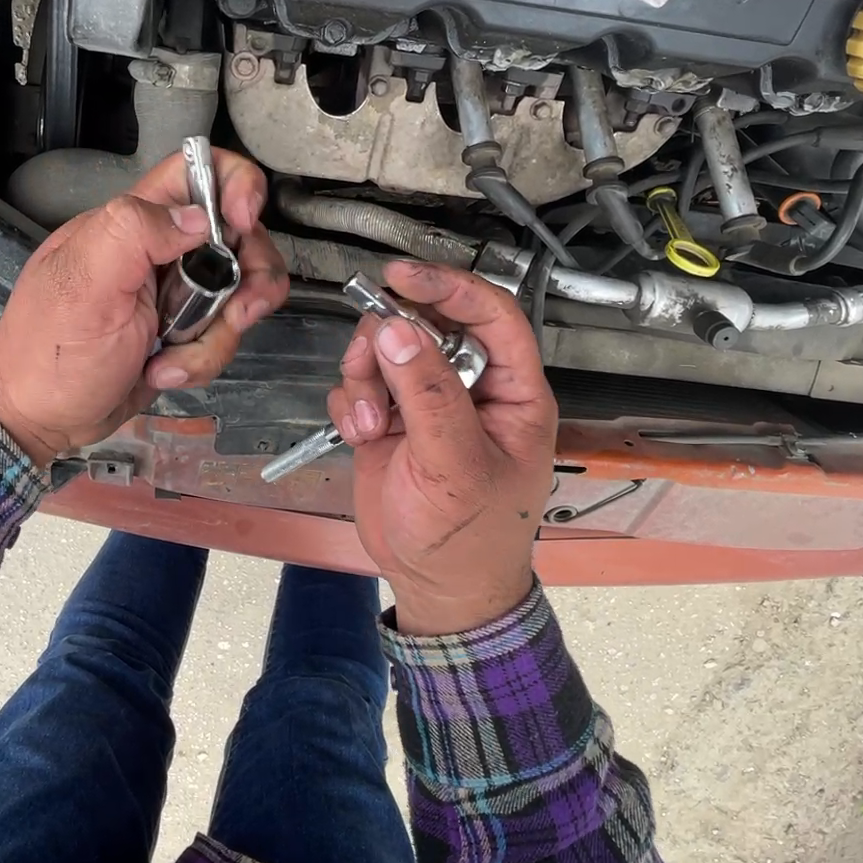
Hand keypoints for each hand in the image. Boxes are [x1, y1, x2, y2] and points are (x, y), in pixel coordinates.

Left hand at [0, 147, 287, 465]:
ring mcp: (179, 295)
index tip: (243, 223)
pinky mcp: (186, 334)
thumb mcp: (85, 284)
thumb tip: (198, 218)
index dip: (235, 183)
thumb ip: (134, 232)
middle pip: (239, 238)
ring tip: (177, 359)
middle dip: (250, 278)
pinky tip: (162, 371)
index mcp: (135, 223)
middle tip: (239, 313)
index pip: (197, 171)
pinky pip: (223, 337)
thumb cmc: (49, 349)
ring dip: (219, 335)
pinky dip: (201, 361)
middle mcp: (164, 251)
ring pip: (240, 295)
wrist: (40, 416)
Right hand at [327, 261, 557, 635]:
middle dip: (389, 341)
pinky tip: (360, 436)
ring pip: (384, 350)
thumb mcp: (456, 466)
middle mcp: (467, 387)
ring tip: (369, 422)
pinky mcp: (388, 420)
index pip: (490, 315)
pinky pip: (360, 384)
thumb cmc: (468, 537)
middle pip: (424, 325)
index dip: (450, 287)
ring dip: (365, 378)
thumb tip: (394, 330)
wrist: (435, 586)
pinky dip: (351, 403)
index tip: (402, 276)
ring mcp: (424, 402)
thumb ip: (428, 395)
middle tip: (368, 366)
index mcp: (510, 391)